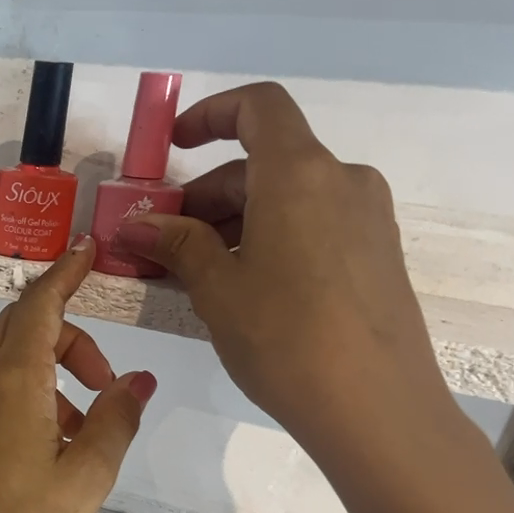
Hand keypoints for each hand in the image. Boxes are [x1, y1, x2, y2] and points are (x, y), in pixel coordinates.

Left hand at [0, 235, 156, 512]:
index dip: (66, 275)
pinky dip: (9, 402)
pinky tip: (29, 454)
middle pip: (17, 332)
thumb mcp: (87, 478)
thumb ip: (116, 419)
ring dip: (41, 380)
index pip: (39, 305)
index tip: (87, 251)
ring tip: (74, 437)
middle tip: (103, 385)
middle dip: (66, 341)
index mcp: (9, 382)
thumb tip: (138, 378)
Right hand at [109, 82, 456, 463]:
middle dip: (207, 195)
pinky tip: (243, 290)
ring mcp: (367, 217)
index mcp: (299, 173)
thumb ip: (177, 244)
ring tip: (195, 276)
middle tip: (162, 244)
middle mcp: (341, 180)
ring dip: (235, 223)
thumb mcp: (217, 289)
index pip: (259, 107)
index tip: (173, 148)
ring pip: (287, 198)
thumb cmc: (284, 337)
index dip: (211, 115)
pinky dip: (269, 239)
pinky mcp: (377, 254)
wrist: (375, 405)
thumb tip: (136, 224)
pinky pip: (313, 225)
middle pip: (264, 162)